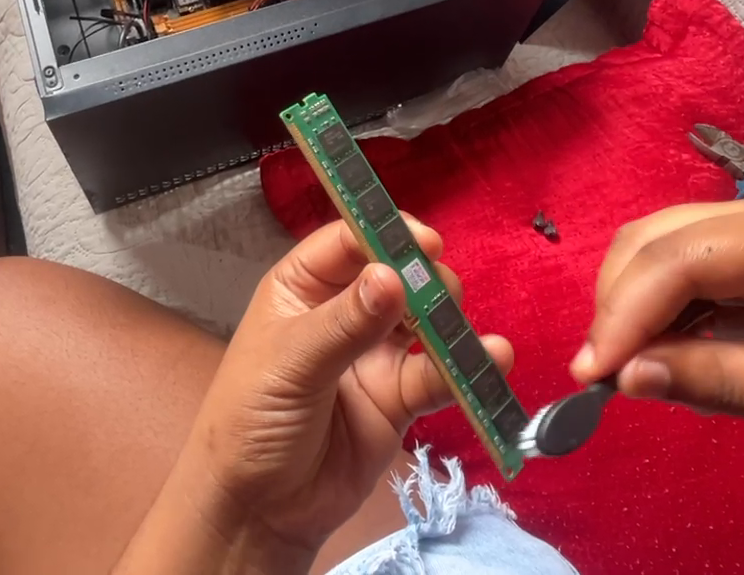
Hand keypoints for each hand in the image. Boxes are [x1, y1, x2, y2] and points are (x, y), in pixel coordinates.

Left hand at [132, 215, 511, 570]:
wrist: (259, 510)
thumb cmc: (250, 419)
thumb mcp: (291, 363)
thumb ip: (344, 323)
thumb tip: (392, 276)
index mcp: (304, 287)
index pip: (348, 242)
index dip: (384, 233)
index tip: (423, 241)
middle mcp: (343, 311)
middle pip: (394, 274)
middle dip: (422, 273)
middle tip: (439, 288)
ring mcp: (374, 354)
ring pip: (422, 319)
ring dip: (447, 315)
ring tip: (458, 322)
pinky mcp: (398, 398)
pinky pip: (436, 374)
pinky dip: (464, 367)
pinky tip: (493, 357)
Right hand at [573, 195, 743, 574]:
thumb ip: (717, 379)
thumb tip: (623, 376)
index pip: (680, 258)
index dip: (626, 312)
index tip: (592, 373)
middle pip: (655, 242)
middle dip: (617, 303)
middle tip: (600, 374)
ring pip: (655, 252)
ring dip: (628, 305)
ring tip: (622, 368)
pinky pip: (678, 276)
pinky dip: (653, 313)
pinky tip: (656, 354)